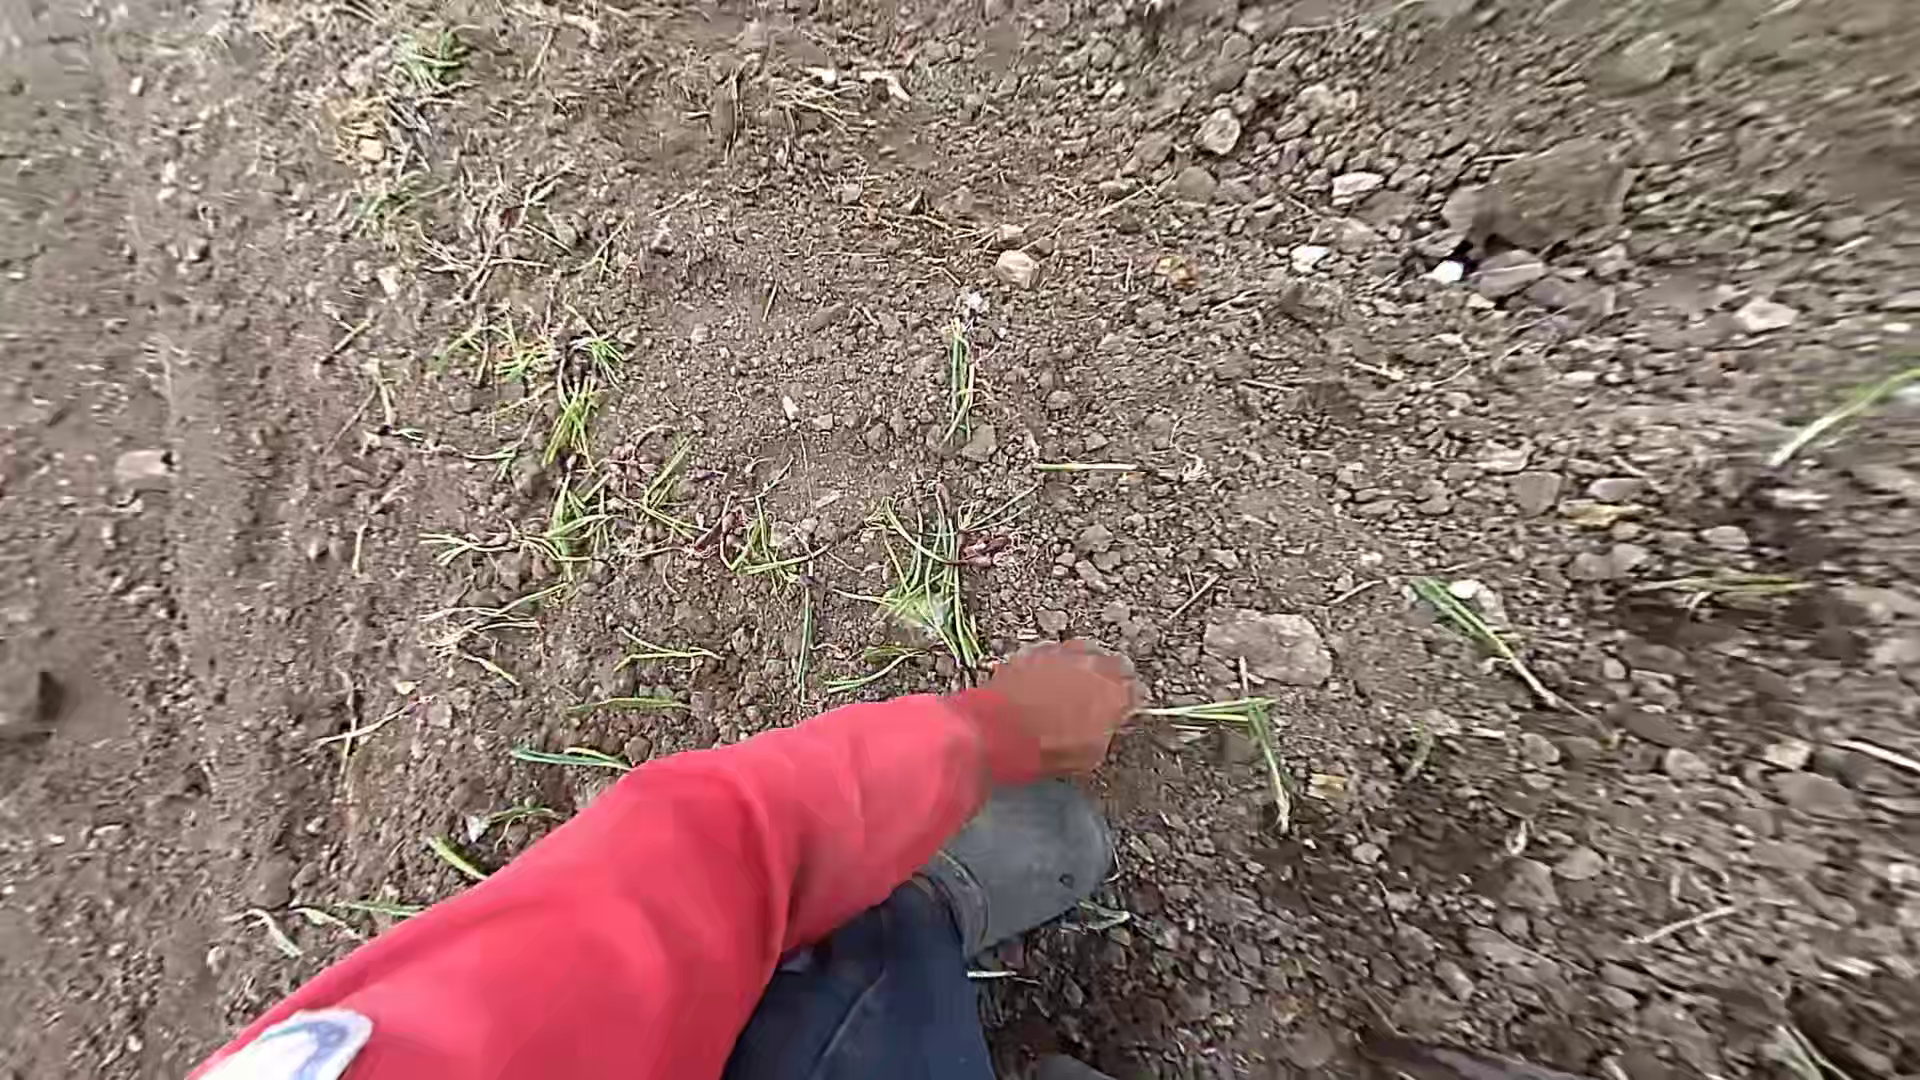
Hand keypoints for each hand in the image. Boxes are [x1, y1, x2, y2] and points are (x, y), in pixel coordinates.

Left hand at [982, 641, 1137, 774]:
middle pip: (1111, 663)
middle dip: (1108, 677)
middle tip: (1099, 693)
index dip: (1128, 700)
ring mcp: (1060, 654)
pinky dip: (1053, 663)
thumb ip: (1105, 730)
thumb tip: (1106, 723)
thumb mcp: (1088, 753)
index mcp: (1112, 693)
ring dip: (1082, 665)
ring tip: (1072, 683)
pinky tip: (1046, 677)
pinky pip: (1052, 652)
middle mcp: (1090, 666)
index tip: (1123, 707)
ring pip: (1082, 651)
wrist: (994, 731)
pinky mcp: (1034, 651)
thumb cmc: (1041, 749)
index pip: (1135, 689)